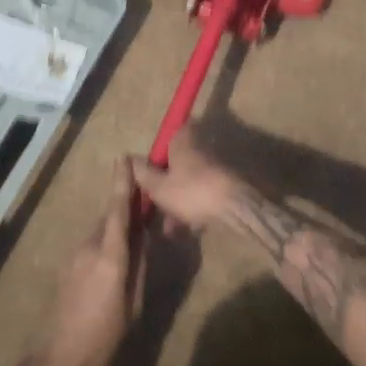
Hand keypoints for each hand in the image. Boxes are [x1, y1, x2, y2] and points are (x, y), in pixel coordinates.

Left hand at [43, 158, 143, 365]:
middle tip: (148, 206)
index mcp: (110, 256)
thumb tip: (144, 237)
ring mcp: (74, 258)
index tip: (124, 158)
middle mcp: (89, 249)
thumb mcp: (134, 302)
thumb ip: (140, 265)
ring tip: (136, 239)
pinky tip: (117, 262)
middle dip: (127, 209)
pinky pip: (92, 247)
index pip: (118, 210)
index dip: (122, 183)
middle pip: (110, 218)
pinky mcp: (67, 269)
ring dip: (117, 230)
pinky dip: (107, 244)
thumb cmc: (106, 335)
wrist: (61, 359)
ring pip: (101, 233)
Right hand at [130, 128, 249, 231]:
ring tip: (170, 229)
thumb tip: (130, 158)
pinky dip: (195, 209)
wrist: (235, 207)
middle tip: (155, 206)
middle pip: (177, 163)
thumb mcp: (159, 187)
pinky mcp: (226, 184)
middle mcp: (200, 149)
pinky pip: (204, 195)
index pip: (170, 135)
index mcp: (183, 141)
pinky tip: (188, 230)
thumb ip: (144, 174)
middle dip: (165, 186)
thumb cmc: (192, 191)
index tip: (148, 171)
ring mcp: (215, 167)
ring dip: (179, 203)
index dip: (158, 152)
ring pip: (190, 183)